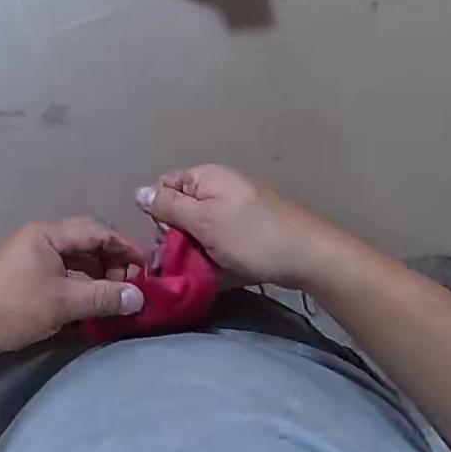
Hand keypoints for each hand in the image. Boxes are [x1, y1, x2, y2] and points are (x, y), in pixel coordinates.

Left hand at [0, 219, 147, 357]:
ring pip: (76, 259)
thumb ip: (104, 297)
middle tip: (132, 285)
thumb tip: (140, 297)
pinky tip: (92, 301)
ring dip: (98, 275)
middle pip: (87, 242)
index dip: (125, 247)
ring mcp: (31, 255)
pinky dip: (81, 284)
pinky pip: (63, 271)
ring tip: (115, 296)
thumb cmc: (15, 307)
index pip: (97, 231)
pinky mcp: (26, 274)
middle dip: (113, 262)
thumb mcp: (63, 303)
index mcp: (47, 234)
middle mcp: (40, 238)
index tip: (148, 267)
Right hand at [136, 165, 342, 287]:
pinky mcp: (250, 232)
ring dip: (194, 251)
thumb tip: (139, 192)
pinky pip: (220, 242)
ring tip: (199, 272)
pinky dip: (216, 257)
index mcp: (205, 177)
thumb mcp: (202, 220)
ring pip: (199, 231)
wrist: (311, 258)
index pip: (164, 186)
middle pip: (181, 210)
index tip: (163, 237)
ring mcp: (236, 210)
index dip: (158, 211)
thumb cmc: (252, 236)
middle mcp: (219, 188)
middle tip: (179, 261)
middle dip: (175, 236)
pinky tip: (219, 274)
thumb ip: (168, 206)